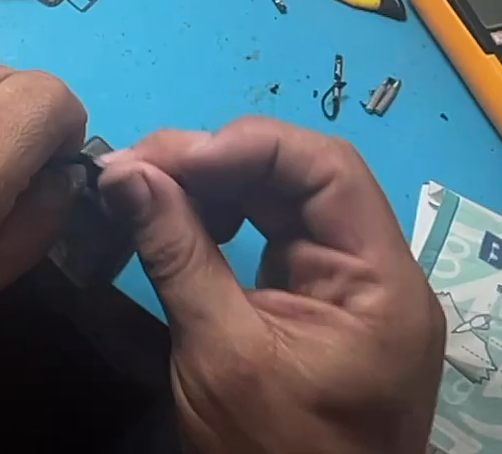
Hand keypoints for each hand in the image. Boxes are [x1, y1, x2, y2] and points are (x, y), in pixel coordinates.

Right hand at [97, 118, 443, 453]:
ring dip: (202, 180)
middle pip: (294, 174)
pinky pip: (259, 226)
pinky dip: (210, 210)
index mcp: (379, 281)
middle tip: (136, 165)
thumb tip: (122, 172)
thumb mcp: (219, 354)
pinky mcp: (304, 289)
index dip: (249, 147)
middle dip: (210, 159)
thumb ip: (175, 252)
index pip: (327, 169)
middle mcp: (367, 266)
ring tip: (140, 184)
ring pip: (271, 193)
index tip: (174, 160)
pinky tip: (170, 212)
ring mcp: (335, 277)